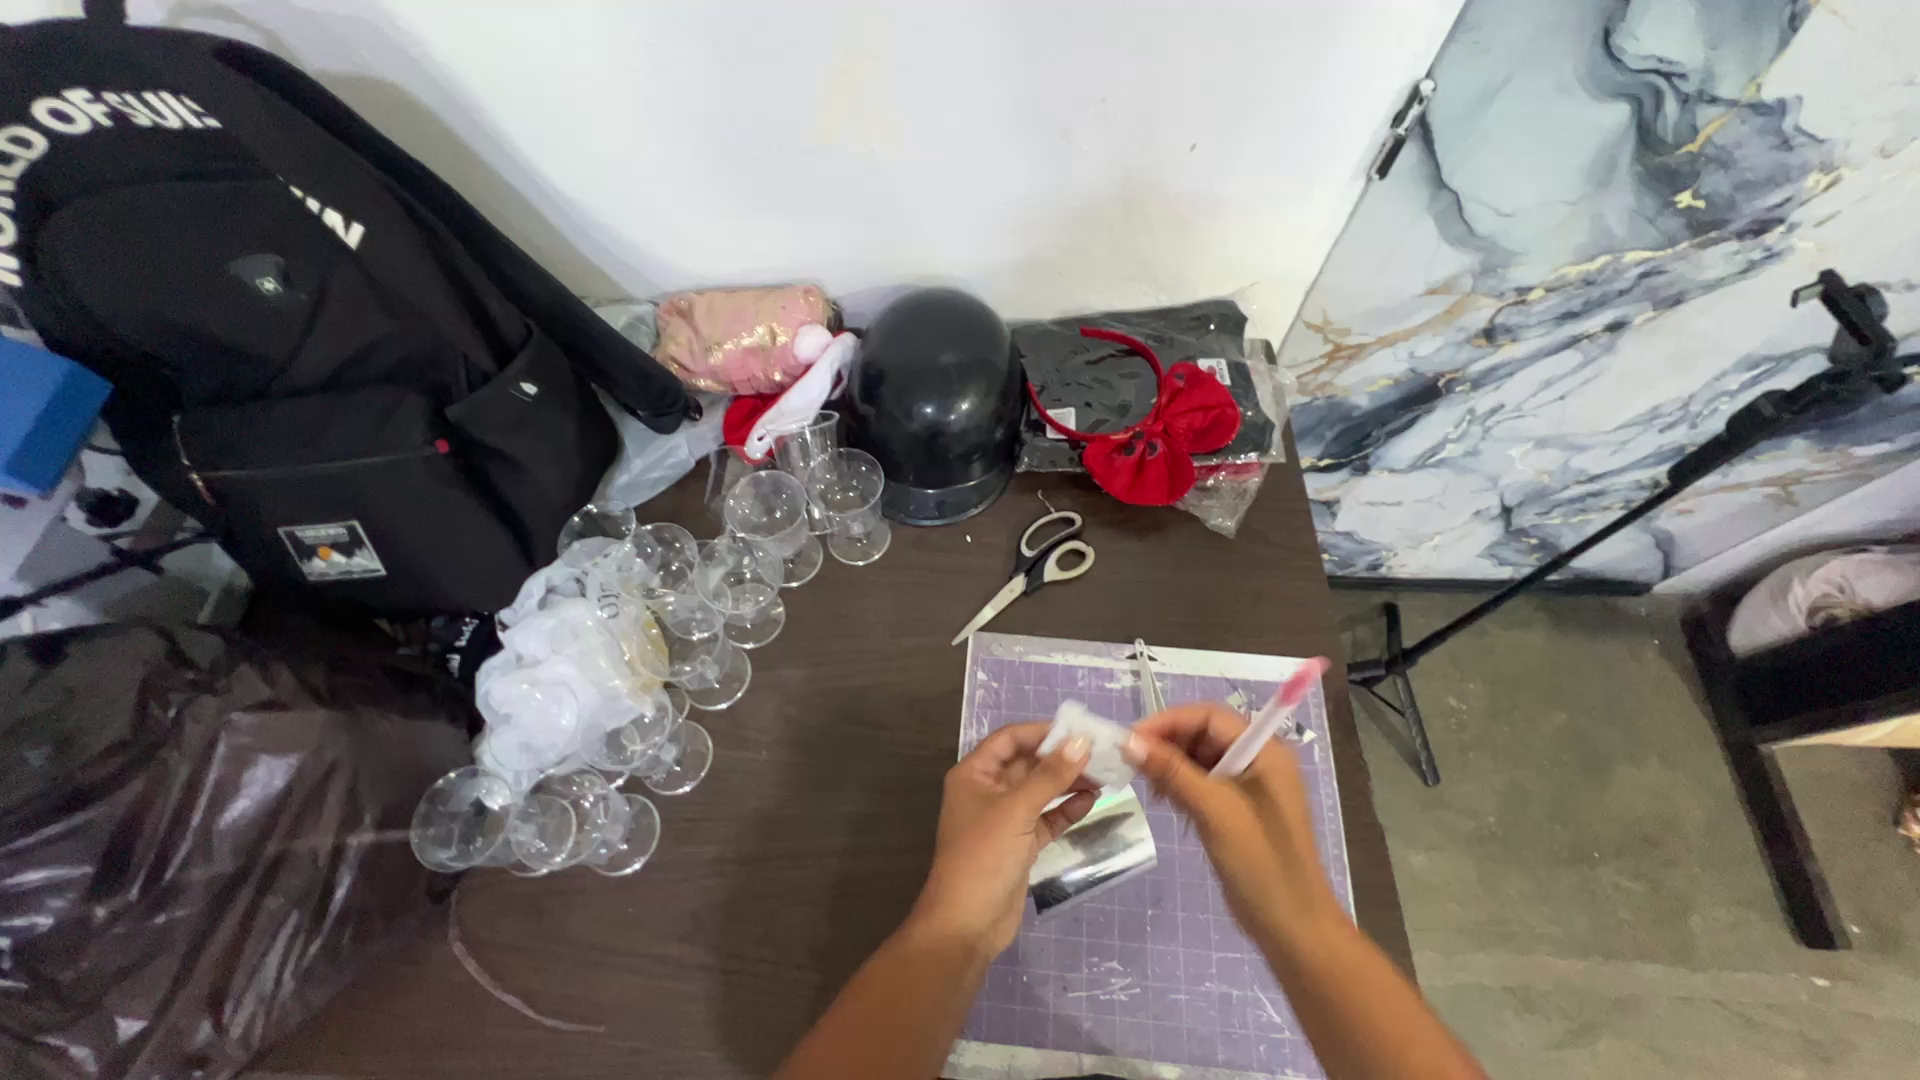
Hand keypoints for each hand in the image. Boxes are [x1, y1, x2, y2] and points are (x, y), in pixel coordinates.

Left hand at [911, 723, 1099, 954]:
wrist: (967, 924)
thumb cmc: (983, 856)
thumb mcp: (1017, 810)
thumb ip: (1050, 776)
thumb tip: (1081, 741)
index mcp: (974, 774)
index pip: (1010, 739)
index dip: (1041, 732)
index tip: (1078, 732)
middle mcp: (988, 791)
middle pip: (1028, 764)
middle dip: (1061, 758)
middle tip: (1101, 754)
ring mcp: (1005, 819)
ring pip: (1041, 791)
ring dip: (1068, 782)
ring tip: (1104, 775)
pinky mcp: (1020, 844)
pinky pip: (1047, 818)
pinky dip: (1066, 809)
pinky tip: (1091, 801)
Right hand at [1124, 703, 1342, 944]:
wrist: (1292, 927)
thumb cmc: (1260, 862)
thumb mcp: (1213, 809)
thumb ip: (1172, 771)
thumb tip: (1128, 741)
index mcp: (1265, 751)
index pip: (1209, 716)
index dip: (1168, 721)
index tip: (1131, 739)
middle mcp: (1259, 760)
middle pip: (1203, 734)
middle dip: (1167, 743)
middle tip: (1133, 763)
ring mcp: (1250, 787)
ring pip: (1200, 759)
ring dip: (1171, 765)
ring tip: (1147, 786)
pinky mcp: (1238, 810)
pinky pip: (1204, 783)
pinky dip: (1180, 785)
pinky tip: (1164, 801)